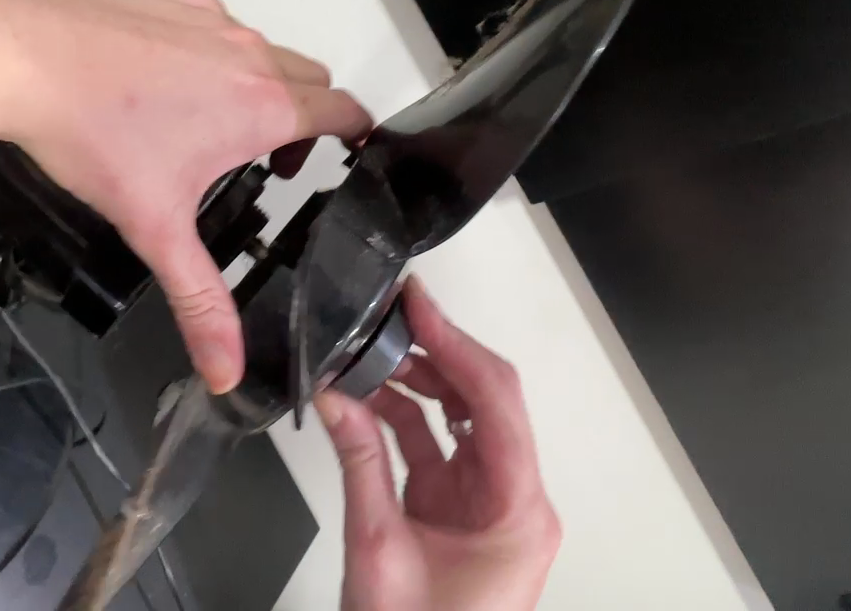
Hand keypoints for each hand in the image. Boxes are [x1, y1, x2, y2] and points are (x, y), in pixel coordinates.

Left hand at [0, 0, 372, 391]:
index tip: (346, 155)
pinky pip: (209, 21)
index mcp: (263, 105)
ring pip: (259, 47)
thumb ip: (200, 299)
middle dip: (305, 115)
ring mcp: (207, 16)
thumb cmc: (99, 137)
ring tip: (205, 119)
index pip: (343, 109)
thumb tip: (227, 374)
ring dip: (254, 81)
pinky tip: (157, 73)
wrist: (27, 58)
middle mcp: (247, 52)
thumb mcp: (156, 227)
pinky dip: (205, 48)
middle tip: (264, 157)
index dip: (355, 133)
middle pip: (309, 77)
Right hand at [316, 279, 561, 610]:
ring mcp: (487, 500)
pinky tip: (365, 394)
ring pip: (460, 416)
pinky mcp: (458, 507)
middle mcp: (513, 496)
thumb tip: (333, 390)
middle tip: (389, 313)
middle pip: (485, 400)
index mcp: (517, 509)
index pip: (496, 402)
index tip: (415, 303)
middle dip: (438, 352)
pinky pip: (435, 444)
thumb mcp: (379, 548)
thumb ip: (359, 462)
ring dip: (417, 380)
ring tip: (369, 350)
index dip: (456, 343)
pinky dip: (402, 415)